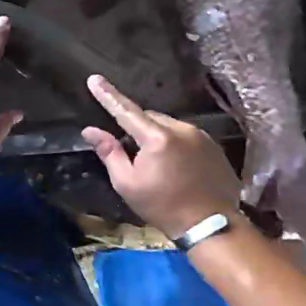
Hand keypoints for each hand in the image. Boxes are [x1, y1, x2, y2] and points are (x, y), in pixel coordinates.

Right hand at [80, 75, 240, 237]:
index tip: (94, 79)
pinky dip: (175, 144)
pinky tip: (175, 166)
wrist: (211, 226)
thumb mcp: (126, 182)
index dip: (108, 95)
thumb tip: (90, 130)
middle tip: (131, 151)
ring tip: (156, 162)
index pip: (126, 111)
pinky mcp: (214, 148)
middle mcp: (182, 130)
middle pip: (150, 117)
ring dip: (157, 135)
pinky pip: (186, 136)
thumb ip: (109, 152)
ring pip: (169, 126)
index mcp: (157, 138)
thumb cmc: (162, 205)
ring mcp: (202, 138)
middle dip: (136, 127)